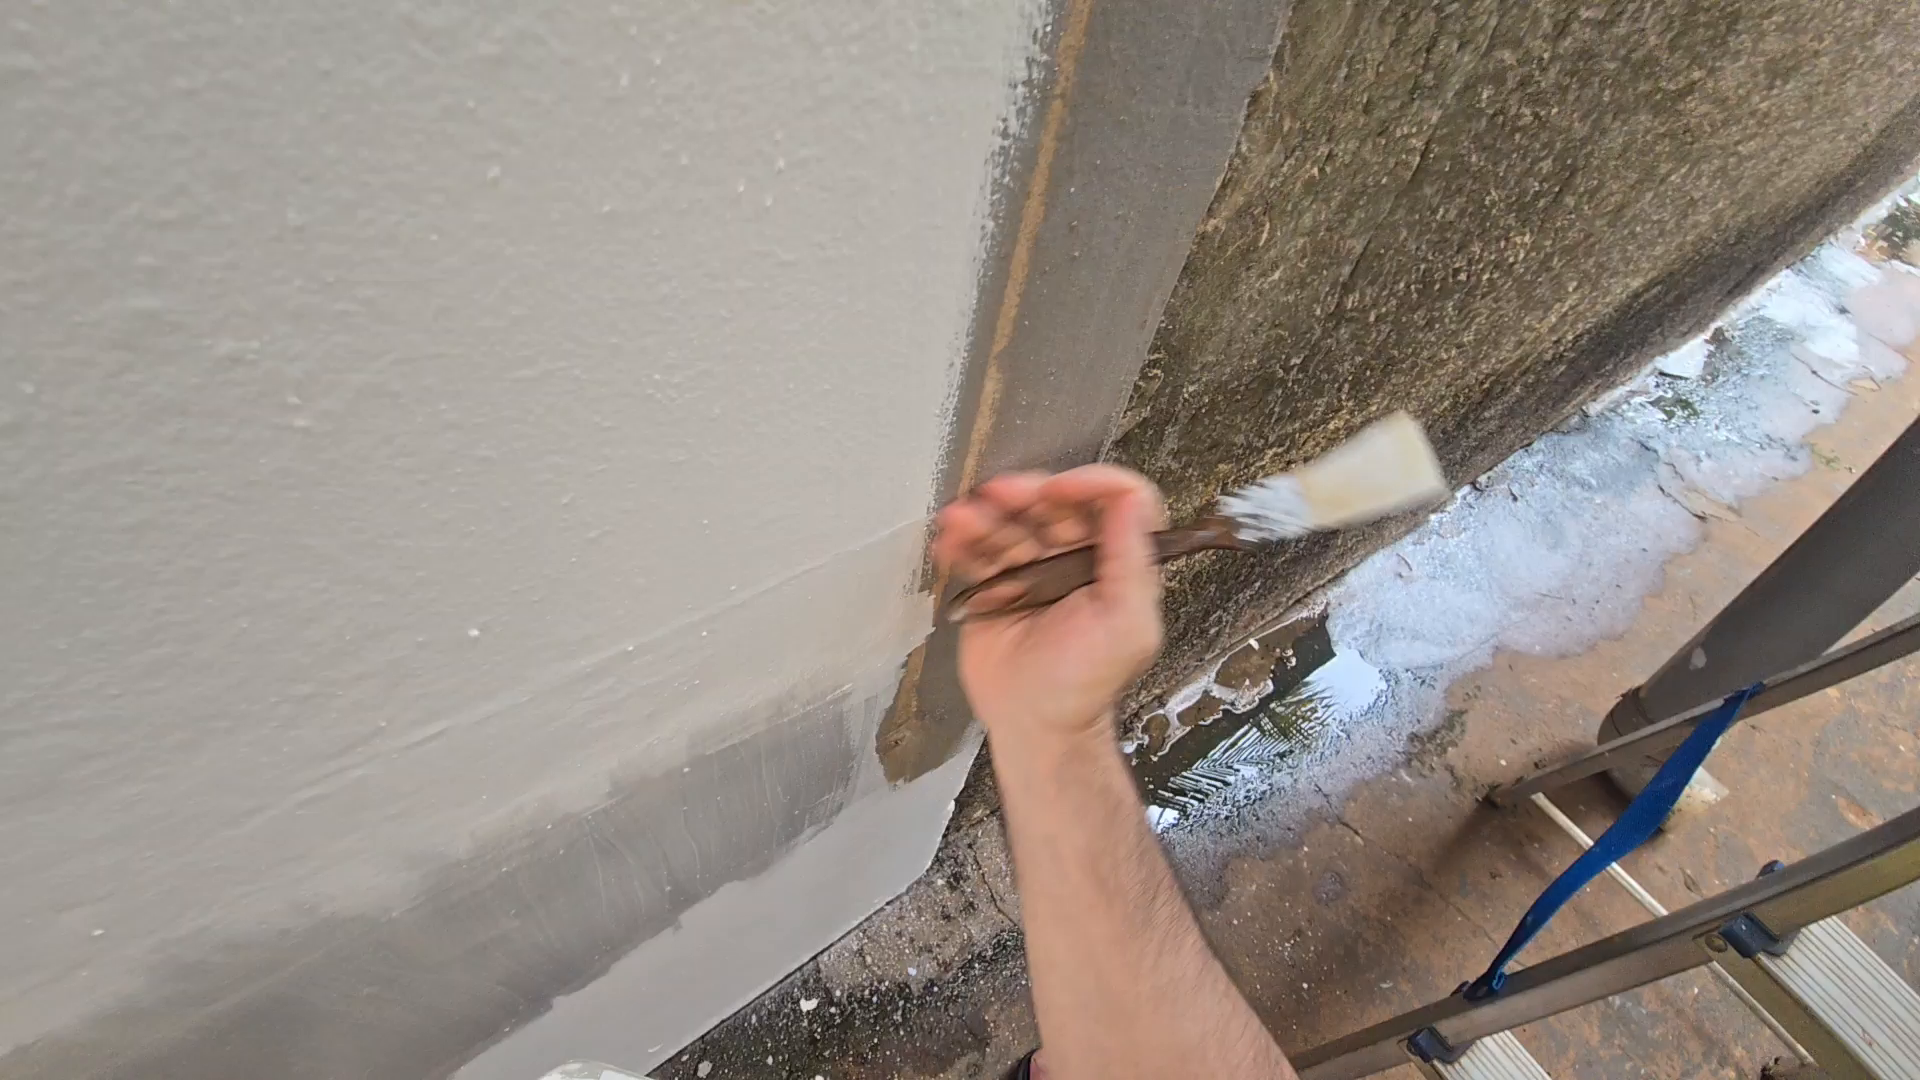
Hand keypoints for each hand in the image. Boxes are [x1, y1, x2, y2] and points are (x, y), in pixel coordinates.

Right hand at [931, 465, 1166, 753]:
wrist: (1032, 725)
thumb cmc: (1083, 684)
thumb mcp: (1125, 627)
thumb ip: (1131, 564)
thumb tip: (1131, 501)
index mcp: (1114, 562)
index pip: (1115, 501)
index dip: (1091, 484)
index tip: (1060, 489)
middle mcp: (1074, 558)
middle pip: (1054, 504)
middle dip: (1027, 492)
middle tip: (999, 493)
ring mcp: (1031, 569)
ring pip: (1010, 524)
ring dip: (984, 515)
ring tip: (960, 518)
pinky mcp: (995, 584)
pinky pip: (977, 552)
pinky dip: (961, 541)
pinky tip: (948, 540)